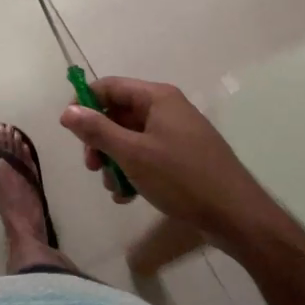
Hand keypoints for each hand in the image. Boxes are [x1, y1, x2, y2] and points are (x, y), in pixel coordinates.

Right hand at [59, 77, 278, 242]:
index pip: (110, 87)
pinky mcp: (184, 158)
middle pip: (119, 114)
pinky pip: (148, 155)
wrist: (237, 217)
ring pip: (131, 139)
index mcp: (157, 98)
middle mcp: (167, 109)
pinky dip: (135, 172)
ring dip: (116, 162)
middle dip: (101, 141)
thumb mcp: (133, 154)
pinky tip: (130, 196)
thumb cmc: (182, 178)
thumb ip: (97, 130)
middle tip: (92, 167)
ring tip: (115, 189)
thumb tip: (67, 110)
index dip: (86, 104)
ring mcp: (178, 134)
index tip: (70, 130)